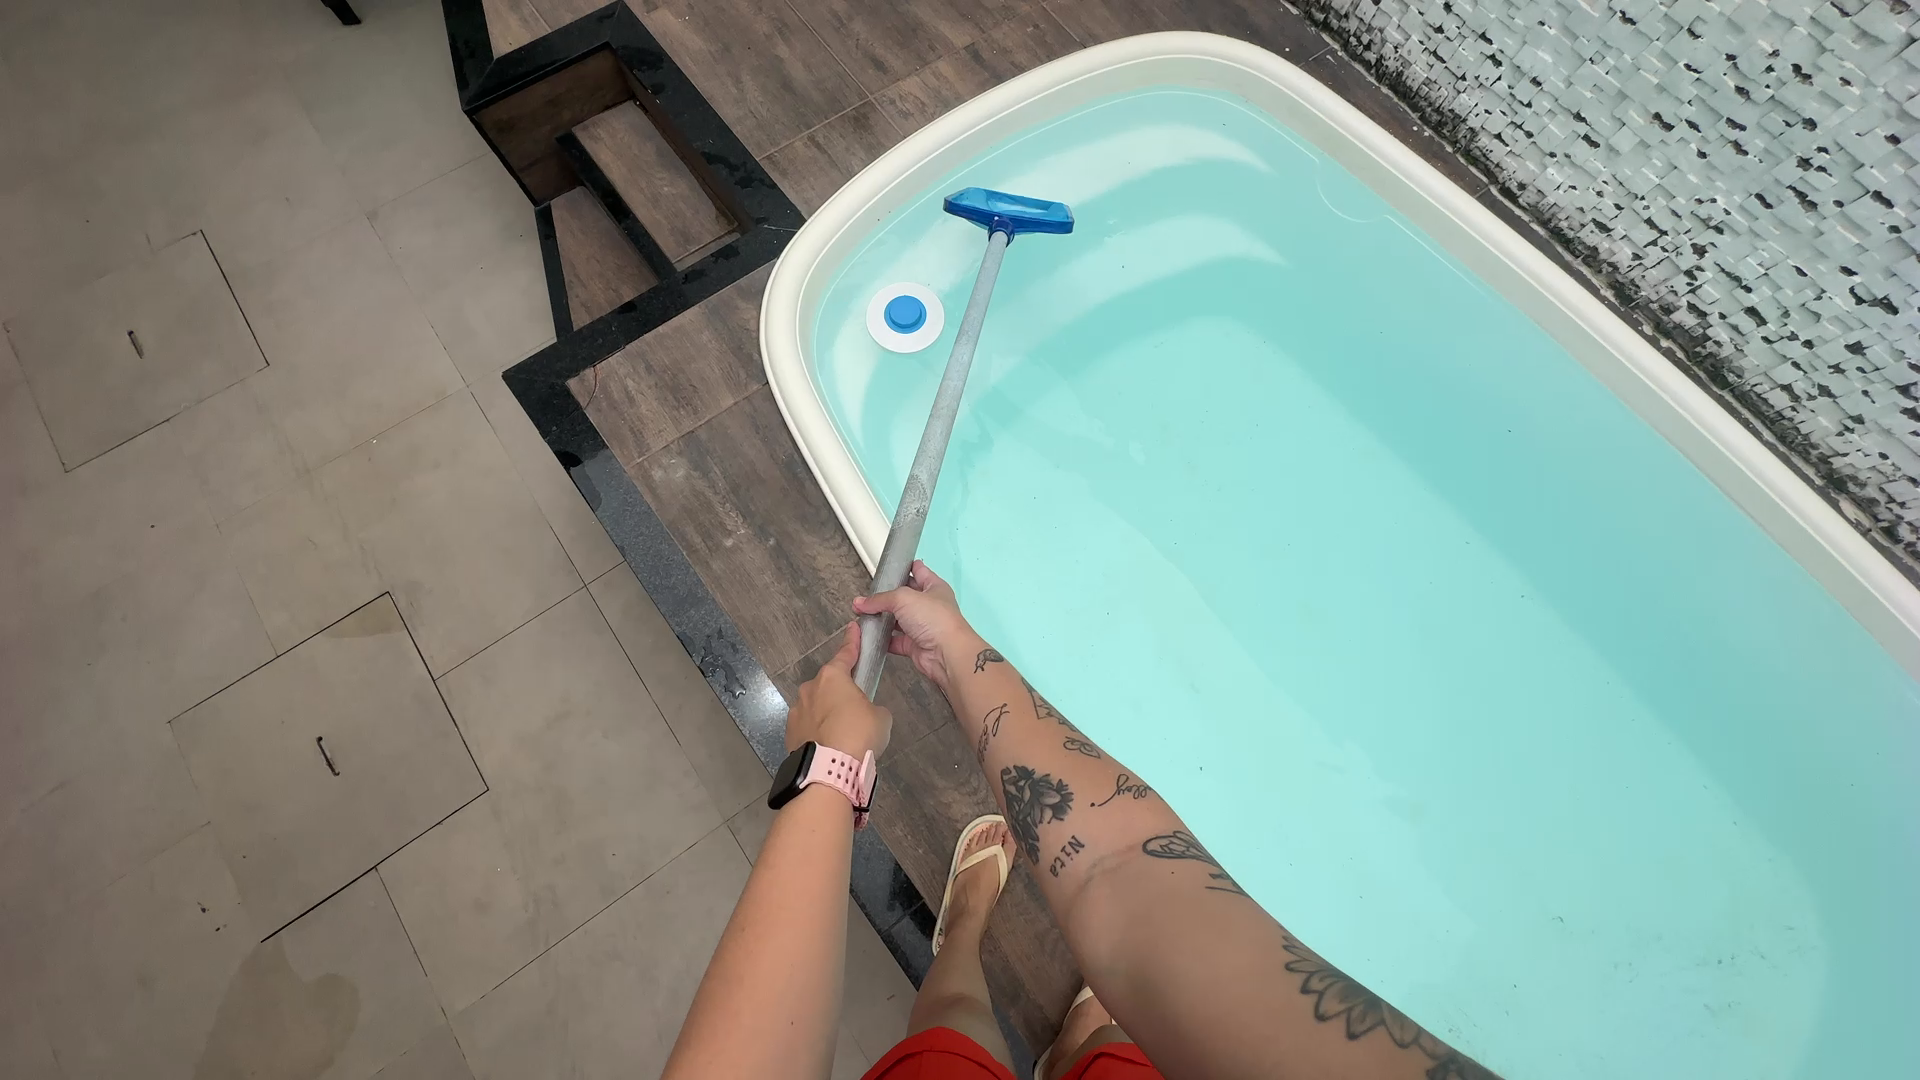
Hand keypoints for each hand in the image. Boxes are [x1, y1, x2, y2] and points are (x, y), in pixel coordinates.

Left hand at [787, 622, 891, 758]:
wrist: (830, 771)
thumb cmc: (859, 735)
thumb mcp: (881, 717)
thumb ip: (873, 707)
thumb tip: (866, 714)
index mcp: (833, 677)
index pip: (846, 653)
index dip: (853, 641)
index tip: (853, 628)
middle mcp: (811, 689)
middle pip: (829, 684)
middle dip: (840, 692)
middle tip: (855, 710)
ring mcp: (796, 711)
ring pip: (816, 706)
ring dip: (827, 714)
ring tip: (841, 735)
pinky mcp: (789, 733)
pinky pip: (808, 726)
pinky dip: (817, 732)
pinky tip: (829, 746)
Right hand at [851, 561, 983, 692]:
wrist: (945, 653)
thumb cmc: (936, 619)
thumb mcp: (904, 598)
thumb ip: (880, 599)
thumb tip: (861, 603)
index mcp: (934, 587)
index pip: (918, 571)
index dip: (904, 567)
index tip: (889, 567)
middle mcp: (929, 606)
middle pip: (904, 597)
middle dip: (886, 596)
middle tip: (868, 595)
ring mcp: (922, 626)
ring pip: (898, 620)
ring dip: (882, 619)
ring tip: (863, 614)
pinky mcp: (914, 645)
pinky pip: (894, 640)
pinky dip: (883, 639)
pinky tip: (870, 635)